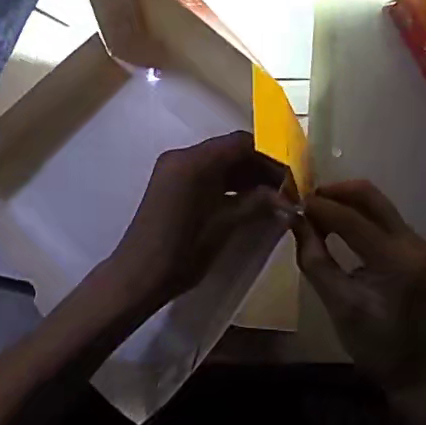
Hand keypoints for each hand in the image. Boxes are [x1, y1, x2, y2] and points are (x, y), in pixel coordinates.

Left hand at [105, 131, 288, 308]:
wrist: (135, 280)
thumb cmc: (182, 253)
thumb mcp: (225, 226)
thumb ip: (257, 203)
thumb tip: (287, 197)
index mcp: (195, 161)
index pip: (242, 144)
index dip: (270, 157)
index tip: (290, 176)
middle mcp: (183, 156)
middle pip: (230, 150)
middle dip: (259, 166)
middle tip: (284, 188)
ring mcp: (174, 169)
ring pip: (219, 161)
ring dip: (245, 175)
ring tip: (271, 196)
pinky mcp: (170, 183)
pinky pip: (206, 172)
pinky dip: (227, 182)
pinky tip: (247, 200)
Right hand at [295, 180, 425, 390]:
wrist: (414, 368)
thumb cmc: (375, 345)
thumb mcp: (339, 307)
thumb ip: (316, 261)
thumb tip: (295, 222)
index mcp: (395, 258)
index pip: (352, 219)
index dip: (321, 207)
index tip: (293, 202)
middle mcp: (410, 240)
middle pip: (370, 196)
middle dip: (335, 192)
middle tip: (306, 201)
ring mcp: (414, 240)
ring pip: (376, 202)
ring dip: (345, 200)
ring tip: (315, 211)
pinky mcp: (410, 244)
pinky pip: (381, 216)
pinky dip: (356, 212)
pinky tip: (334, 223)